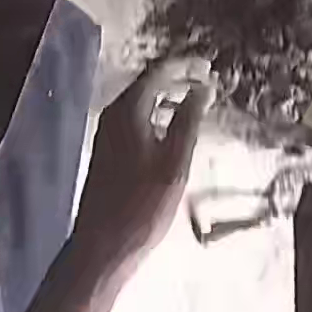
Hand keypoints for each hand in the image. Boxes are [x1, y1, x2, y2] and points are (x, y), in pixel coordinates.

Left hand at [71, 57, 213, 265]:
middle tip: (205, 80)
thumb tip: (204, 87)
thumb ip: (189, 119)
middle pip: (149, 81)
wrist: (102, 246)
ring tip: (195, 101)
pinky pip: (136, 116)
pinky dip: (157, 112)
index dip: (185, 65)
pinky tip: (172, 128)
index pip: (158, 71)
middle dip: (178, 77)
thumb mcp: (175, 161)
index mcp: (128, 109)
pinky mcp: (109, 147)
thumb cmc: (141, 205)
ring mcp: (109, 130)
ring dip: (169, 95)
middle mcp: (114, 112)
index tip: (208, 67)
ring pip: (142, 99)